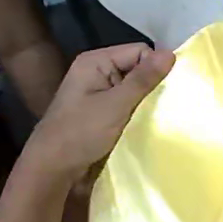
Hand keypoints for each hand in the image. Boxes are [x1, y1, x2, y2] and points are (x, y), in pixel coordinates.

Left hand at [20, 44, 174, 183]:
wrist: (51, 170)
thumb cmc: (81, 133)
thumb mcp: (116, 105)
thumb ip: (143, 79)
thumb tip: (171, 53)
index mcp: (96, 61)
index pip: (140, 51)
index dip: (155, 68)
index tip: (165, 91)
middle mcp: (96, 71)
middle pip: (137, 67)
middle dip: (152, 85)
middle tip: (166, 104)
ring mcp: (97, 92)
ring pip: (134, 87)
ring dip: (146, 101)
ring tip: (159, 115)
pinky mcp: (100, 111)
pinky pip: (127, 103)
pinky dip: (137, 112)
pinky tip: (146, 123)